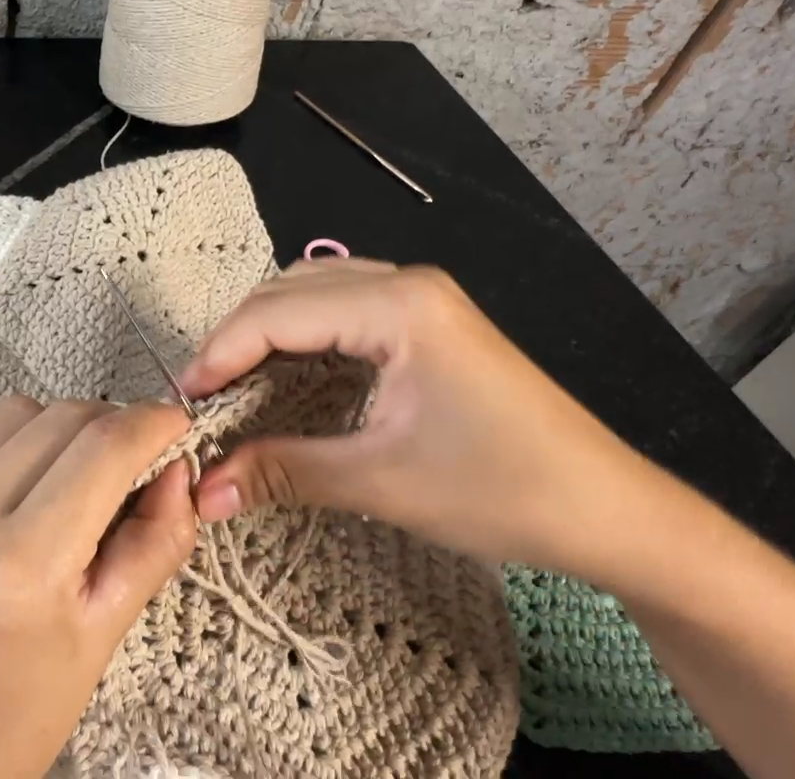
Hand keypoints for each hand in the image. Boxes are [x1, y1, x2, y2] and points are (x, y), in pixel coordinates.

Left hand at [0, 396, 196, 778]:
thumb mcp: (110, 627)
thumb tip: (178, 465)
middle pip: (62, 418)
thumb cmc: (27, 702)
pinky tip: (12, 481)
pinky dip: (0, 438)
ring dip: (54, 429)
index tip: (175, 423)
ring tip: (64, 478)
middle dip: (110, 426)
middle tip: (126, 461)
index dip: (151, 423)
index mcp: (24, 564)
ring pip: (13, 410)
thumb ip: (159, 537)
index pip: (104, 449)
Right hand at [179, 259, 659, 571]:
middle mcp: (405, 283)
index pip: (277, 313)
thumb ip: (282, 472)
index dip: (220, 353)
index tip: (183, 402)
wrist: (611, 511)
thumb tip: (200, 493)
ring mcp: (421, 299)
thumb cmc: (502, 490)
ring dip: (266, 333)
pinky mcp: (428, 322)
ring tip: (234, 385)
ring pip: (313, 294)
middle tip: (203, 398)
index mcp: (398, 306)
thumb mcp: (381, 482)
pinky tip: (286, 374)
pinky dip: (301, 336)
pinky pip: (342, 310)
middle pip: (289, 291)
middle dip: (237, 340)